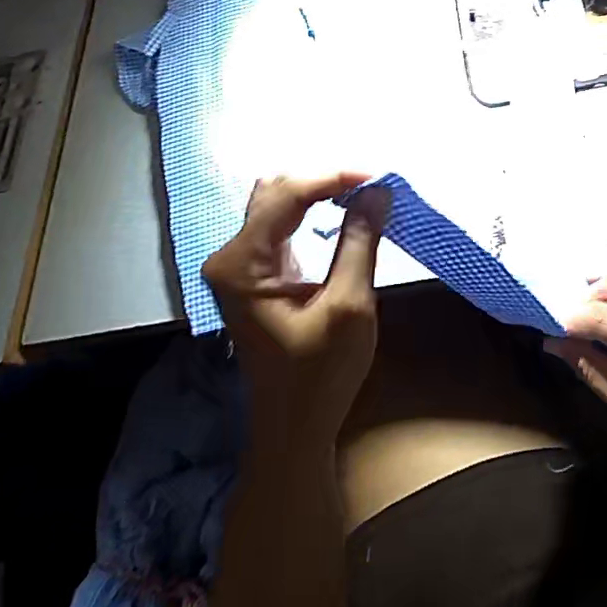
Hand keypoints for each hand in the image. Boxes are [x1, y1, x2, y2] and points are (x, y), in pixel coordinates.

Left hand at [204, 172, 390, 443]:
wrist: (293, 428)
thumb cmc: (320, 376)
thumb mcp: (349, 308)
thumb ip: (359, 243)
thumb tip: (377, 192)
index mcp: (240, 263)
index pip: (286, 196)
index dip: (331, 179)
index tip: (375, 178)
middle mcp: (229, 255)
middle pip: (276, 193)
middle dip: (323, 183)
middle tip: (370, 187)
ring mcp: (237, 264)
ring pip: (275, 203)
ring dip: (316, 194)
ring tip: (359, 195)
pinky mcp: (251, 272)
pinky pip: (278, 224)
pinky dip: (309, 212)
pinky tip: (337, 211)